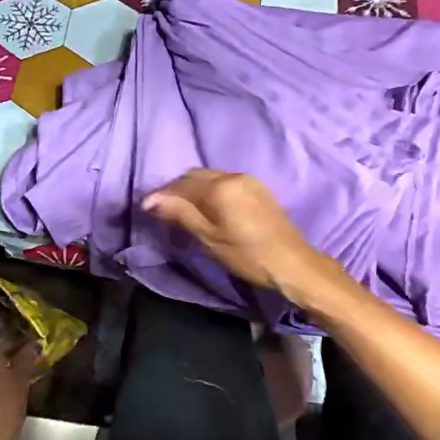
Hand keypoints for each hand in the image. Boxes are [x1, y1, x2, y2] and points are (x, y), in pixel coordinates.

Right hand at [142, 169, 344, 303]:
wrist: (292, 264)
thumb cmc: (247, 255)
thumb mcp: (208, 238)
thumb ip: (180, 214)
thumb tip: (151, 201)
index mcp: (220, 186)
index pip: (182, 184)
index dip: (162, 195)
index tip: (146, 208)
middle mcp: (234, 175)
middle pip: (196, 176)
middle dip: (177, 189)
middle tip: (162, 209)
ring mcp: (249, 181)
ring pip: (211, 179)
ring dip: (193, 190)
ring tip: (181, 210)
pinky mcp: (258, 190)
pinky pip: (225, 183)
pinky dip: (209, 192)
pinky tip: (205, 208)